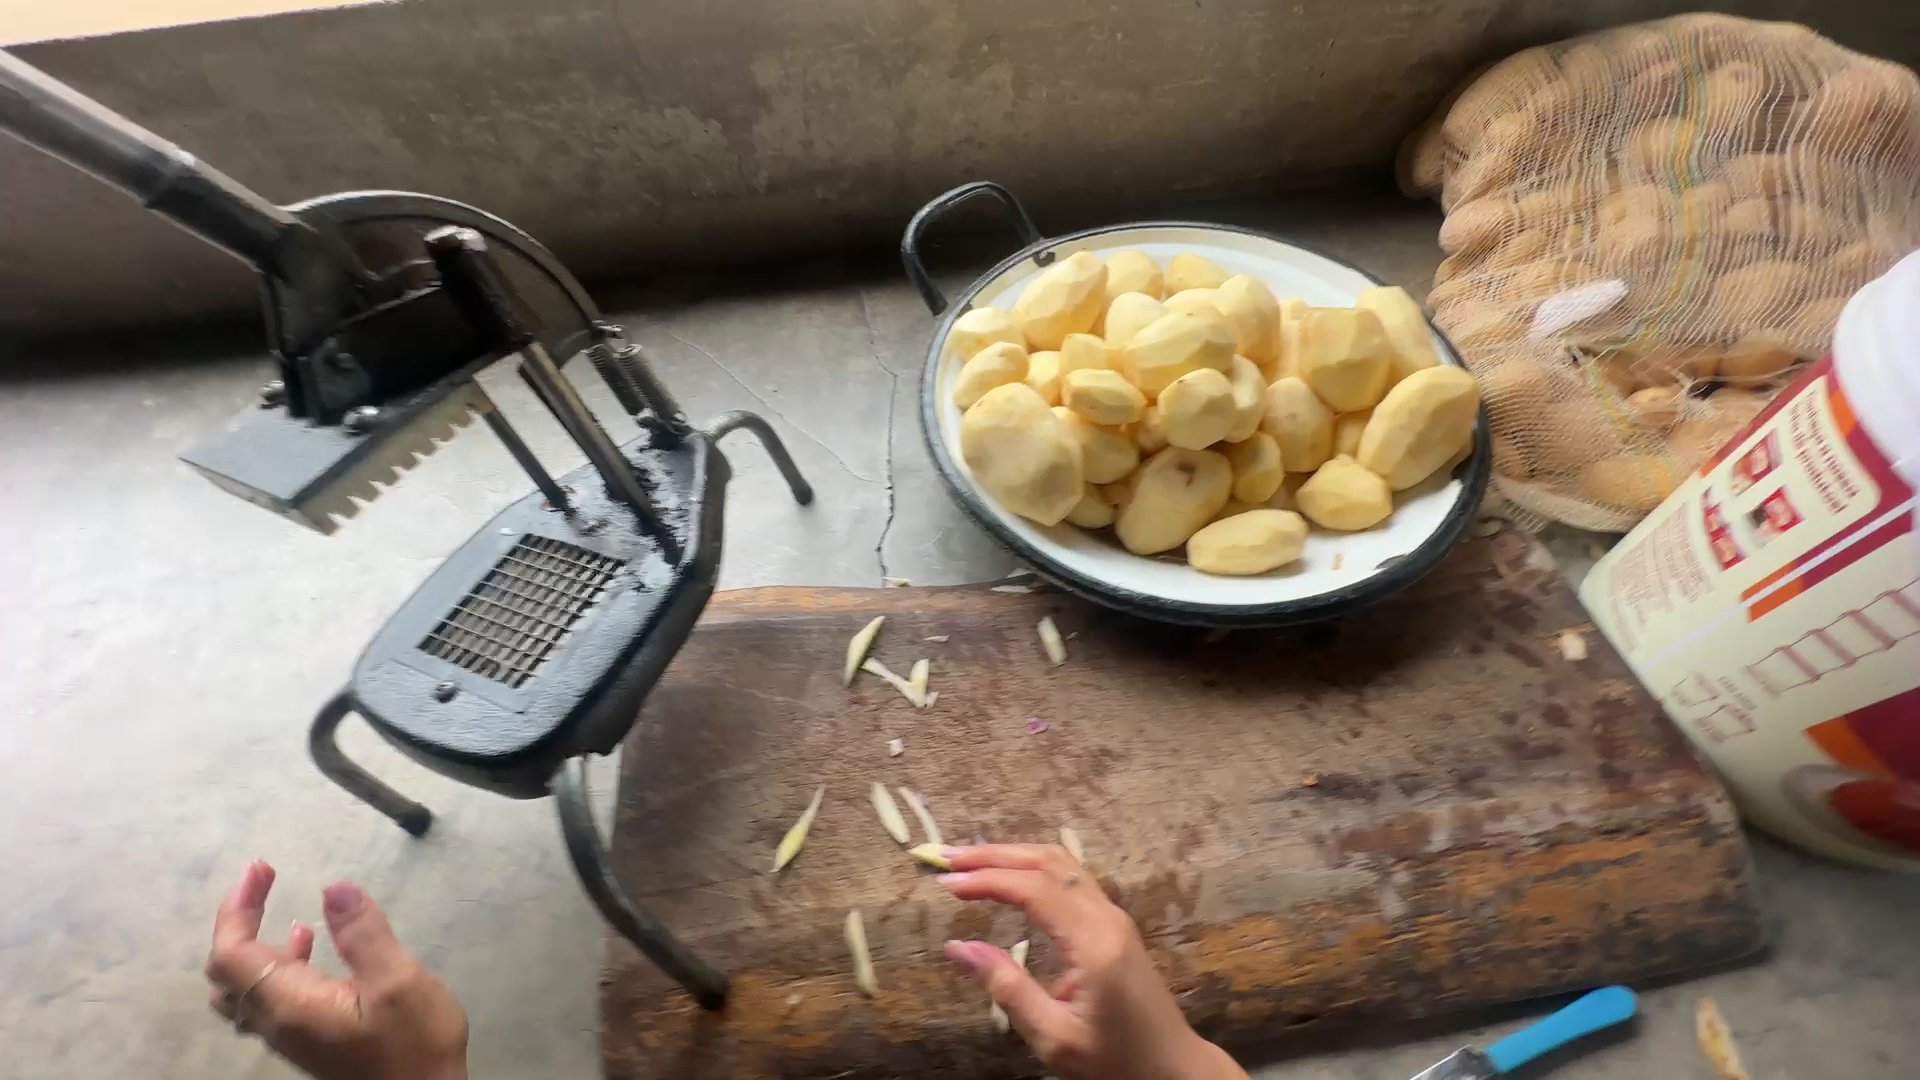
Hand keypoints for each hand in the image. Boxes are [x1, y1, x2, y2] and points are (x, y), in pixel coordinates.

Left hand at [204, 861, 468, 1079]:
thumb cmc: (412, 1040)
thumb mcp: (398, 981)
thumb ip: (364, 935)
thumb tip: (334, 887)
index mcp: (291, 1005)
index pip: (235, 955)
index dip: (237, 909)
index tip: (259, 868)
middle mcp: (276, 1020)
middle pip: (229, 970)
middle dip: (239, 918)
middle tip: (264, 876)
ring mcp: (290, 1031)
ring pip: (243, 985)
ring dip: (249, 939)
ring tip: (274, 901)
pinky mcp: (308, 1034)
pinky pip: (268, 993)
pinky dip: (275, 958)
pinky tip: (306, 939)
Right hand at [939, 844, 1246, 1079]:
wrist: (1173, 1069)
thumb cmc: (1113, 1061)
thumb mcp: (1054, 1037)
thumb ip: (1006, 988)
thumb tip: (957, 948)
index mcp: (1094, 943)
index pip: (1034, 889)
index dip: (988, 879)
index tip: (948, 883)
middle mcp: (1105, 915)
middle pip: (1046, 862)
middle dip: (993, 855)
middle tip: (949, 857)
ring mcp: (1112, 911)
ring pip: (1059, 860)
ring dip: (1012, 853)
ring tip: (970, 859)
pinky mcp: (1111, 917)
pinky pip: (1068, 873)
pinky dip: (1031, 863)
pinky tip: (1008, 870)